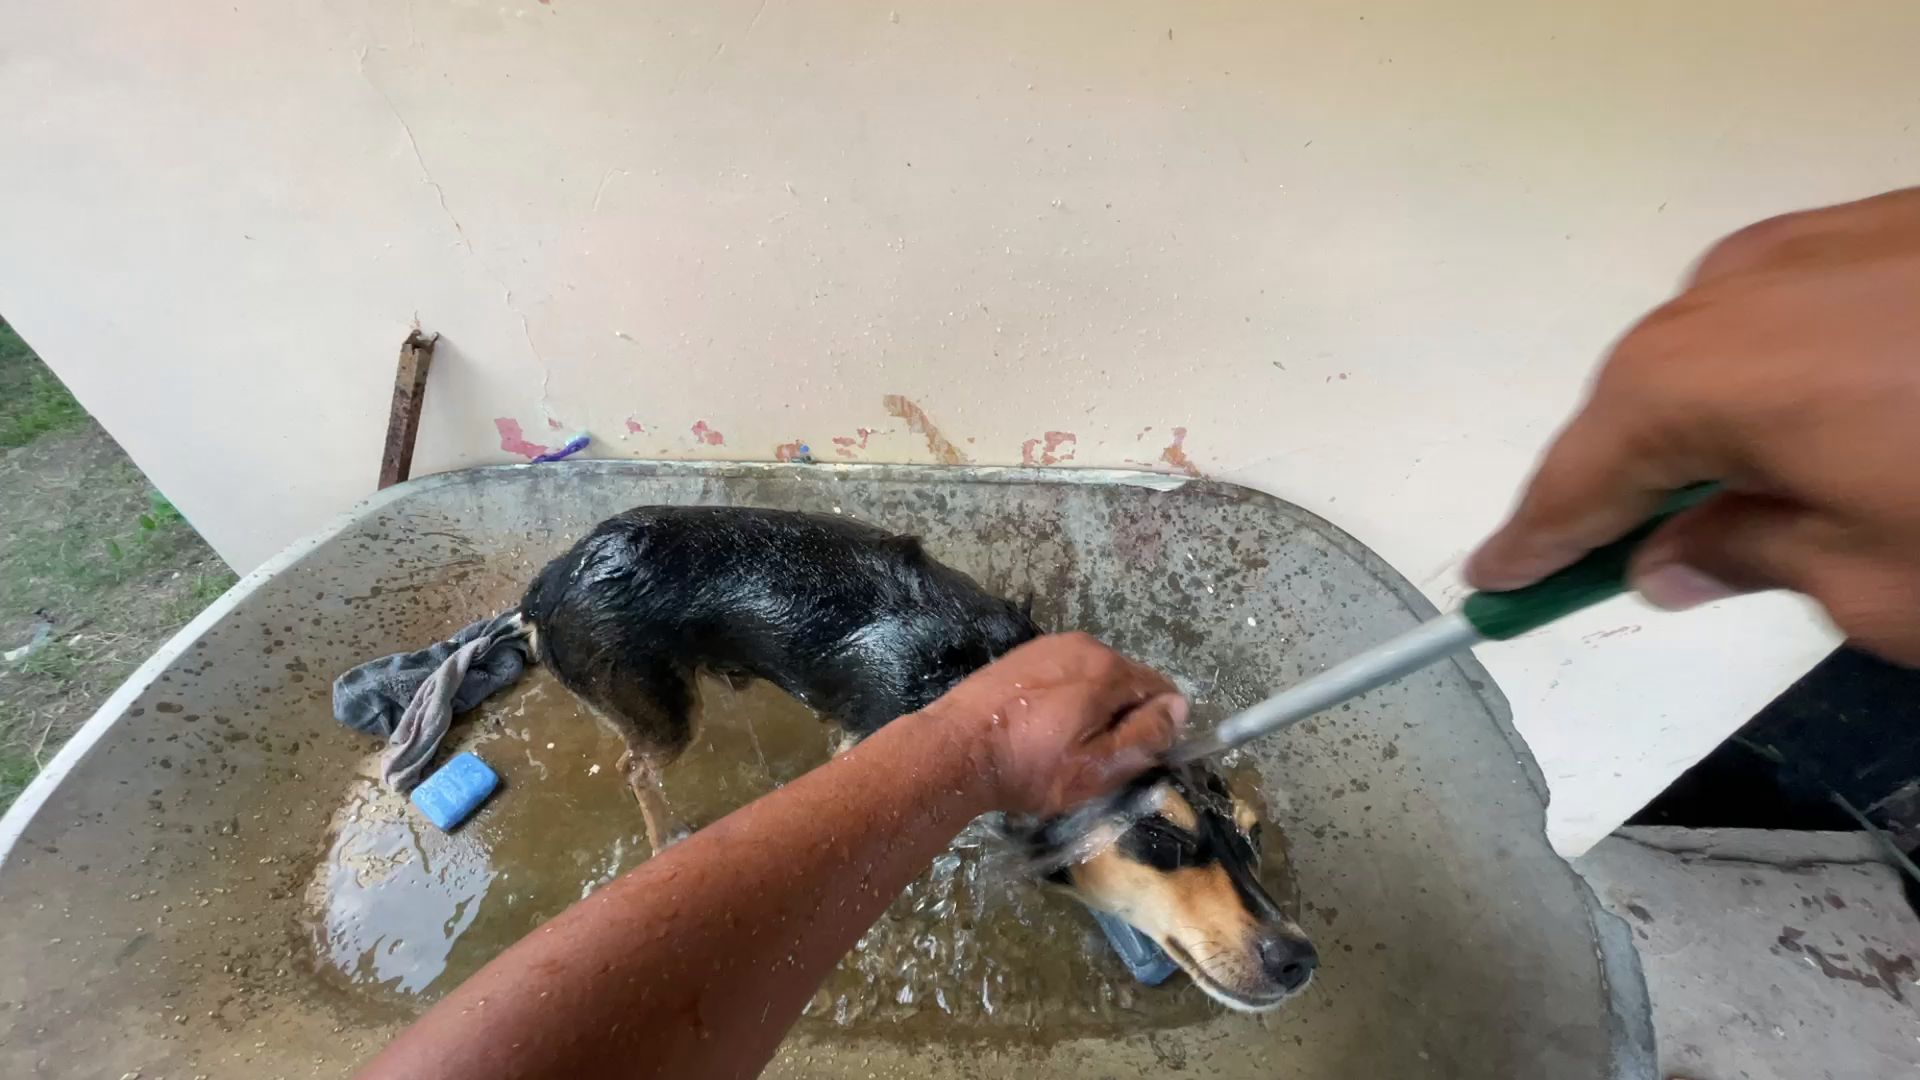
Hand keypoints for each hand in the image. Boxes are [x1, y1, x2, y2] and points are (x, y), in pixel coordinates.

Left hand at [922, 632, 1186, 816]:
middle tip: (1092, 756)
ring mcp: (1049, 645)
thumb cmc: (1030, 765)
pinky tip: (1039, 726)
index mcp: (1108, 668)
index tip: (1132, 756)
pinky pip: (1064, 675)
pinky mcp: (1023, 654)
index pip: (1163, 691)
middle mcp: (1083, 644)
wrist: (956, 748)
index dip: (1157, 726)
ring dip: (1092, 708)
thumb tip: (1180, 709)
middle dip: (1122, 716)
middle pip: (1127, 682)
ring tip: (1060, 744)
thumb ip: (1146, 736)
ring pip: (1094, 679)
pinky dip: (1064, 698)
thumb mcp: (1098, 766)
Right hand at [1467, 187, 1919, 663]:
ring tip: (1766, 485)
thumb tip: (1676, 557)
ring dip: (1712, 428)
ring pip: (1708, 356)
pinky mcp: (1896, 216)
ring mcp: (1811, 242)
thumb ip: (1748, 562)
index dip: (1531, 549)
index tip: (1491, 583)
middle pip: (1633, 413)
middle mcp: (1721, 296)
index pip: (1571, 489)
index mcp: (1688, 381)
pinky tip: (1850, 412)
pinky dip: (1787, 373)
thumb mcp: (1890, 581)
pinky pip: (1790, 310)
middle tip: (1632, 553)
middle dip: (1630, 487)